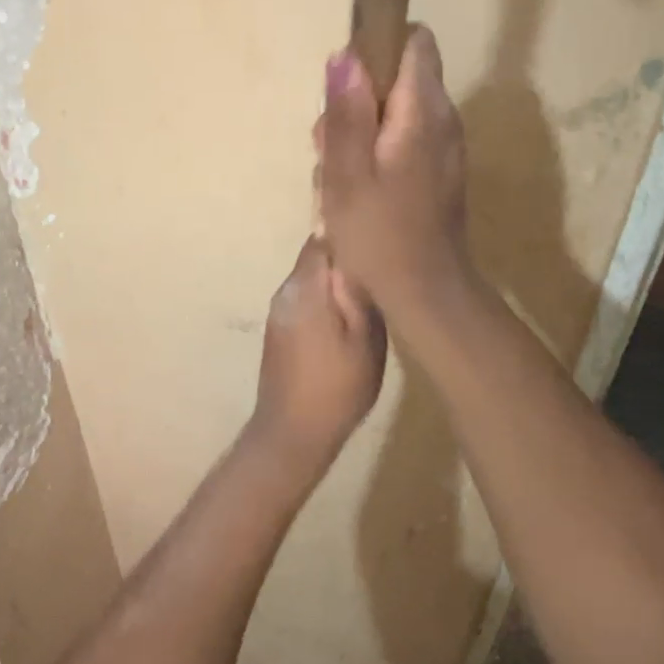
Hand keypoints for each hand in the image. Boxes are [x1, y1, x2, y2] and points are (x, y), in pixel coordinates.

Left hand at [249, 237, 386, 466]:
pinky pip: (306, 299)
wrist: (292, 433)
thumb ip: (357, 290)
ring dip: (337, 279)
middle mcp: (285, 292)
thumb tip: (357, 249)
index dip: (355, 230)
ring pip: (312, 278)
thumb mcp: (365, 338)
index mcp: (305, 287)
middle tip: (386, 263)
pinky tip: (347, 316)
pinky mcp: (279, 332)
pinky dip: (326, 299)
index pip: (326, 234)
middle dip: (348, 253)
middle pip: (318, 254)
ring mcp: (278, 312)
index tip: (385, 235)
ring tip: (372, 289)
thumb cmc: (337, 388)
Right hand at [315, 25, 470, 308]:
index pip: (412, 42)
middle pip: (397, 83)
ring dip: (359, 140)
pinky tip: (354, 199)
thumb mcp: (347, 174)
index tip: (342, 89)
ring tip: (333, 182)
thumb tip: (345, 54)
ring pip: (395, 120)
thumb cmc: (379, 235)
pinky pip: (402, 151)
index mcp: (423, 111)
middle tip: (325, 148)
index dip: (374, 51)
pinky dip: (375, 163)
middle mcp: (443, 121)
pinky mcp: (437, 180)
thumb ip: (346, 113)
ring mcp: (444, 152)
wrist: (424, 294)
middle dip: (356, 105)